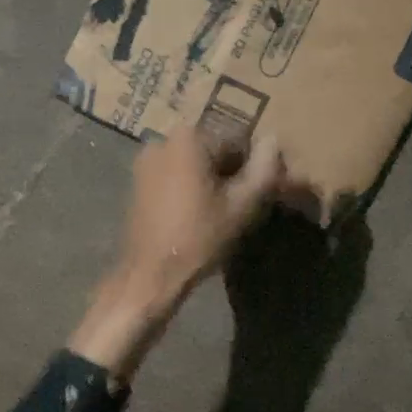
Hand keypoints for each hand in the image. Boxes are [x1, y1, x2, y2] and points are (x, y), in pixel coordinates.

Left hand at [68, 128, 287, 377]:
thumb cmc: (199, 237)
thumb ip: (264, 169)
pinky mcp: (137, 182)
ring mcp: (145, 161)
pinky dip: (188, 189)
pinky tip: (195, 216)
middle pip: (213, 152)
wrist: (150, 273)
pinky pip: (173, 177)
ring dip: (210, 183)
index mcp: (189, 137)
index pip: (238, 143)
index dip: (254, 170)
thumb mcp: (241, 205)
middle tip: (240, 209)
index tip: (258, 197)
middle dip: (230, 175)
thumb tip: (274, 140)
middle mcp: (162, 140)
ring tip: (218, 215)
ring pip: (193, 165)